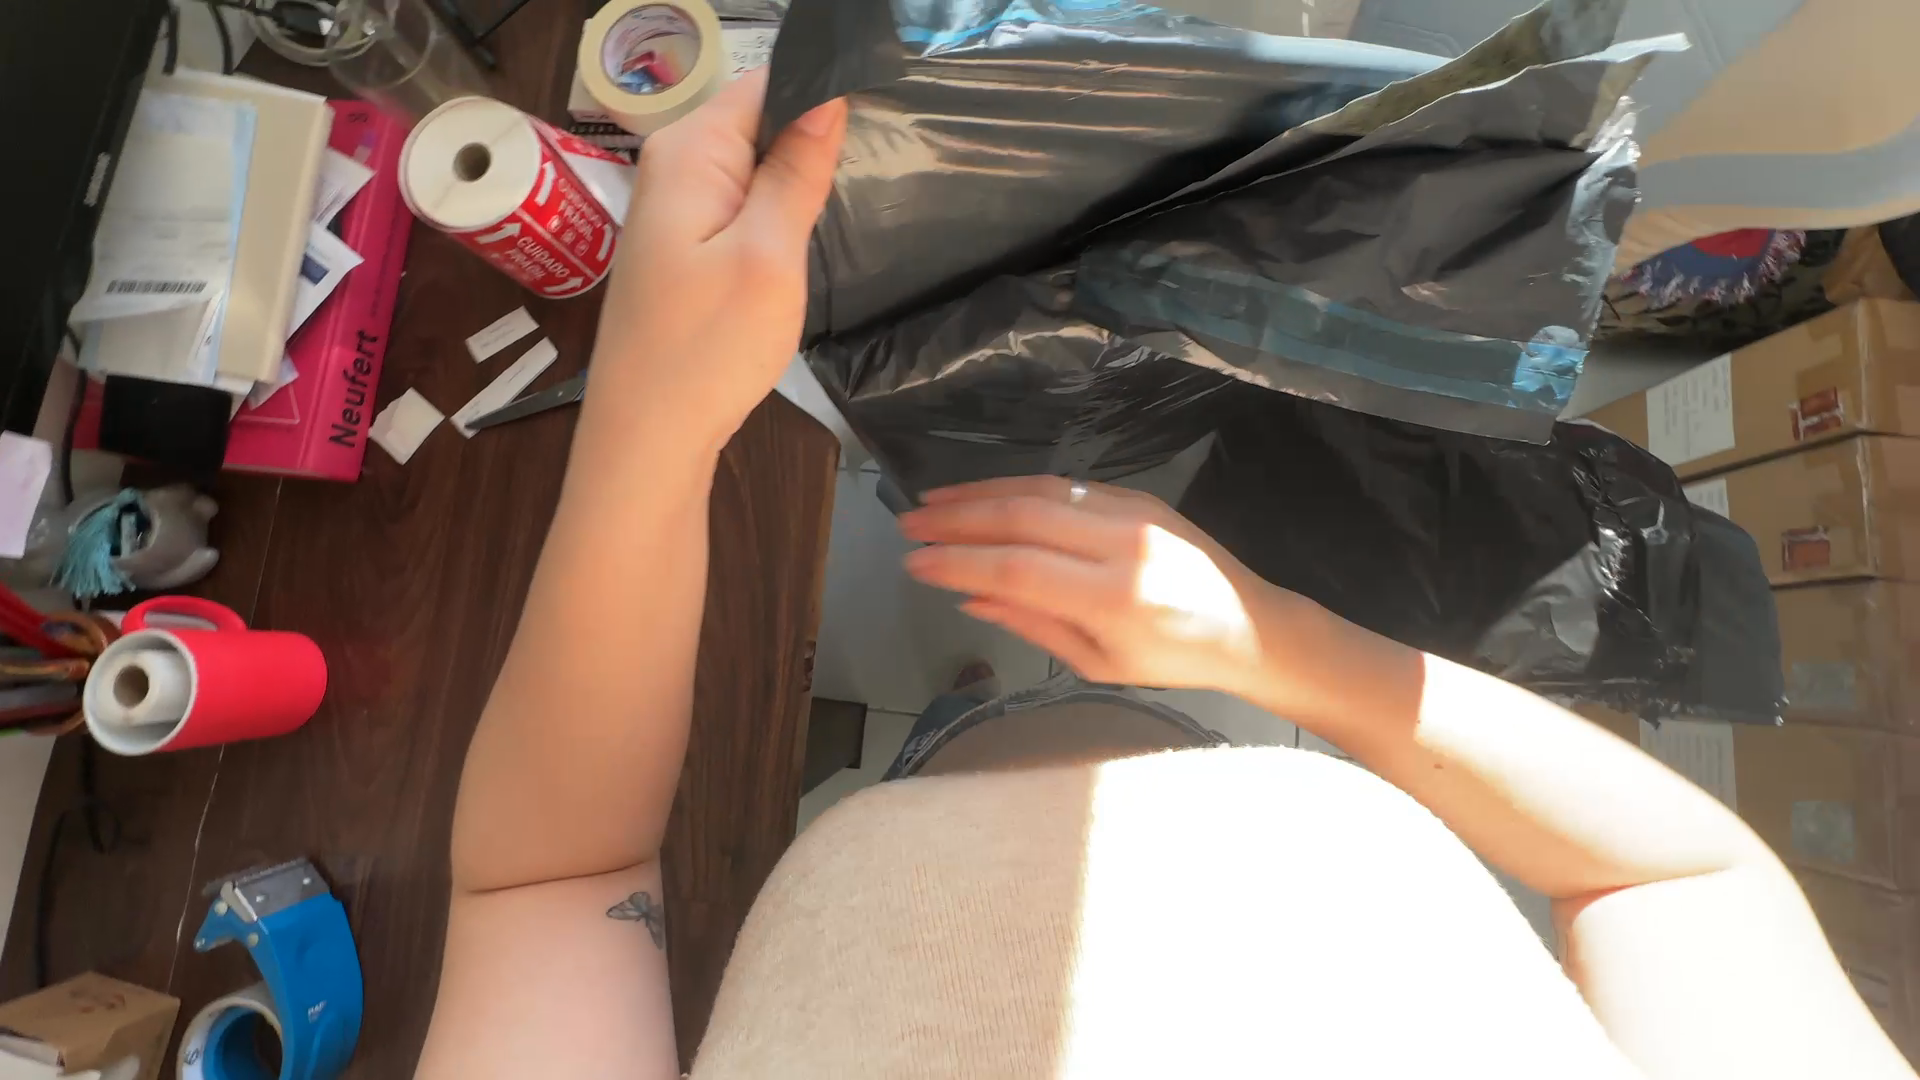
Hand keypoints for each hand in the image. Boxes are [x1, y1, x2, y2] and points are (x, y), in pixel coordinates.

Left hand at [585, 68, 846, 450]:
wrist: (652, 433)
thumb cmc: (711, 347)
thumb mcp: (769, 255)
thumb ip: (796, 174)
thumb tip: (826, 97)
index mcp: (690, 152)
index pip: (765, 85)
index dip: (820, 98)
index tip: (874, 129)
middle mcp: (672, 170)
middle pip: (757, 128)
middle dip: (810, 149)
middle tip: (865, 188)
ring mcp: (674, 216)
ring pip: (751, 176)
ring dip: (793, 193)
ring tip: (838, 219)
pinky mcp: (682, 255)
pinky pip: (738, 215)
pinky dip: (772, 226)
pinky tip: (794, 256)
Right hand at [899, 476, 1320, 697]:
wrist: (1249, 623)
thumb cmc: (1172, 660)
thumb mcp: (1098, 663)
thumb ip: (1032, 624)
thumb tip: (969, 598)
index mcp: (1113, 597)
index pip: (1016, 569)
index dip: (959, 563)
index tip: (915, 563)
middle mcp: (1120, 543)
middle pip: (1021, 517)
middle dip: (956, 519)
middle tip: (910, 524)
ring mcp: (1131, 511)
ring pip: (1039, 490)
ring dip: (979, 493)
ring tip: (932, 502)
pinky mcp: (1137, 495)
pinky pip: (1064, 484)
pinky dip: (1016, 487)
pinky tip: (985, 494)